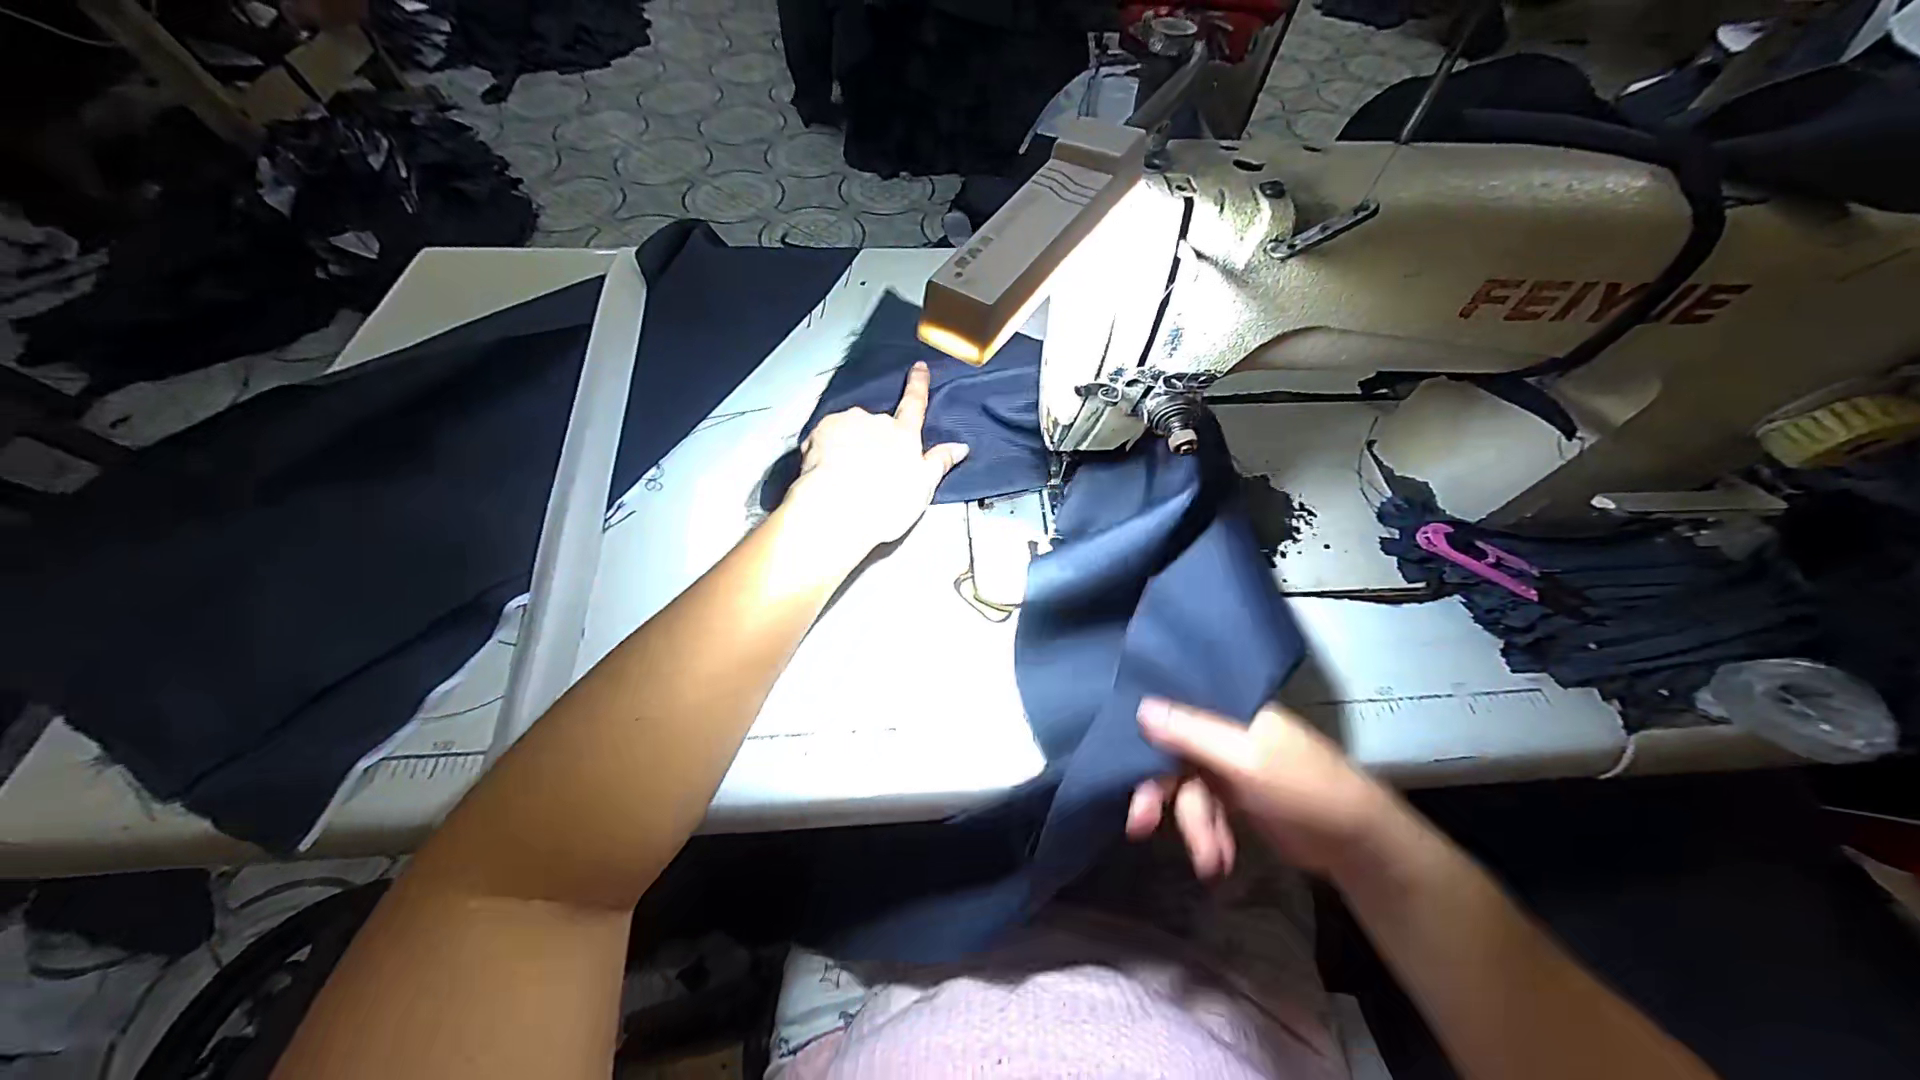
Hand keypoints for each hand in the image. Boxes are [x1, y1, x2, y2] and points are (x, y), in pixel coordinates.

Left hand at [783, 361, 968, 550]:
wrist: (836, 511)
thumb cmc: (883, 504)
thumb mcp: (923, 487)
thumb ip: (940, 462)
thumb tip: (959, 447)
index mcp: (904, 433)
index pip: (915, 402)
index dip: (918, 384)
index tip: (919, 368)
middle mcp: (876, 421)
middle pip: (879, 423)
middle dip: (875, 440)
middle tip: (872, 471)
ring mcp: (846, 423)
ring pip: (851, 429)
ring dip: (850, 445)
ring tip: (847, 476)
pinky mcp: (819, 431)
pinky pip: (825, 437)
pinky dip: (827, 450)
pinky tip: (828, 472)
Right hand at [1126, 697, 1401, 881]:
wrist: (1360, 844)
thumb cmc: (1304, 789)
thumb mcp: (1245, 759)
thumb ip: (1191, 734)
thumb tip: (1140, 706)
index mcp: (1230, 712)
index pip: (1172, 715)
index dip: (1145, 743)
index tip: (1125, 773)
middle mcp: (1225, 734)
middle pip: (1173, 758)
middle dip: (1161, 796)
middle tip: (1138, 826)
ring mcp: (1231, 767)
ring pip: (1189, 792)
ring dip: (1195, 828)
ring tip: (1211, 862)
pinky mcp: (1237, 798)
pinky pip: (1207, 811)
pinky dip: (1210, 836)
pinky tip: (1221, 861)